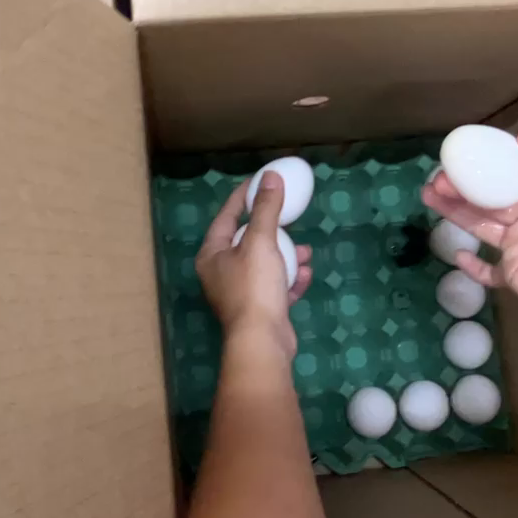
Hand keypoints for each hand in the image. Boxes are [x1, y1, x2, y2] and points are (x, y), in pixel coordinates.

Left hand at [197, 172, 313, 357]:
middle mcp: (221, 274)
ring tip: (305, 252)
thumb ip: (266, 209)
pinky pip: (276, 288)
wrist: (262, 340)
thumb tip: (270, 177)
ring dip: (286, 257)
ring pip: (265, 266)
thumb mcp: (261, 241)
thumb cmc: (254, 286)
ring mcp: (240, 294)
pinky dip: (290, 280)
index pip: (226, 216)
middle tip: (289, 217)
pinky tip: (306, 275)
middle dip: (273, 230)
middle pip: (247, 242)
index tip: (260, 182)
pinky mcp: (259, 311)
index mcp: (212, 255)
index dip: (243, 197)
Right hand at [423, 132, 517, 337]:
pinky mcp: (512, 273)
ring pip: (481, 222)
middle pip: (492, 193)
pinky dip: (470, 265)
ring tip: (428, 194)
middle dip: (464, 183)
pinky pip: (486, 270)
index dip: (494, 157)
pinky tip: (455, 253)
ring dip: (455, 209)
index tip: (467, 149)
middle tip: (438, 175)